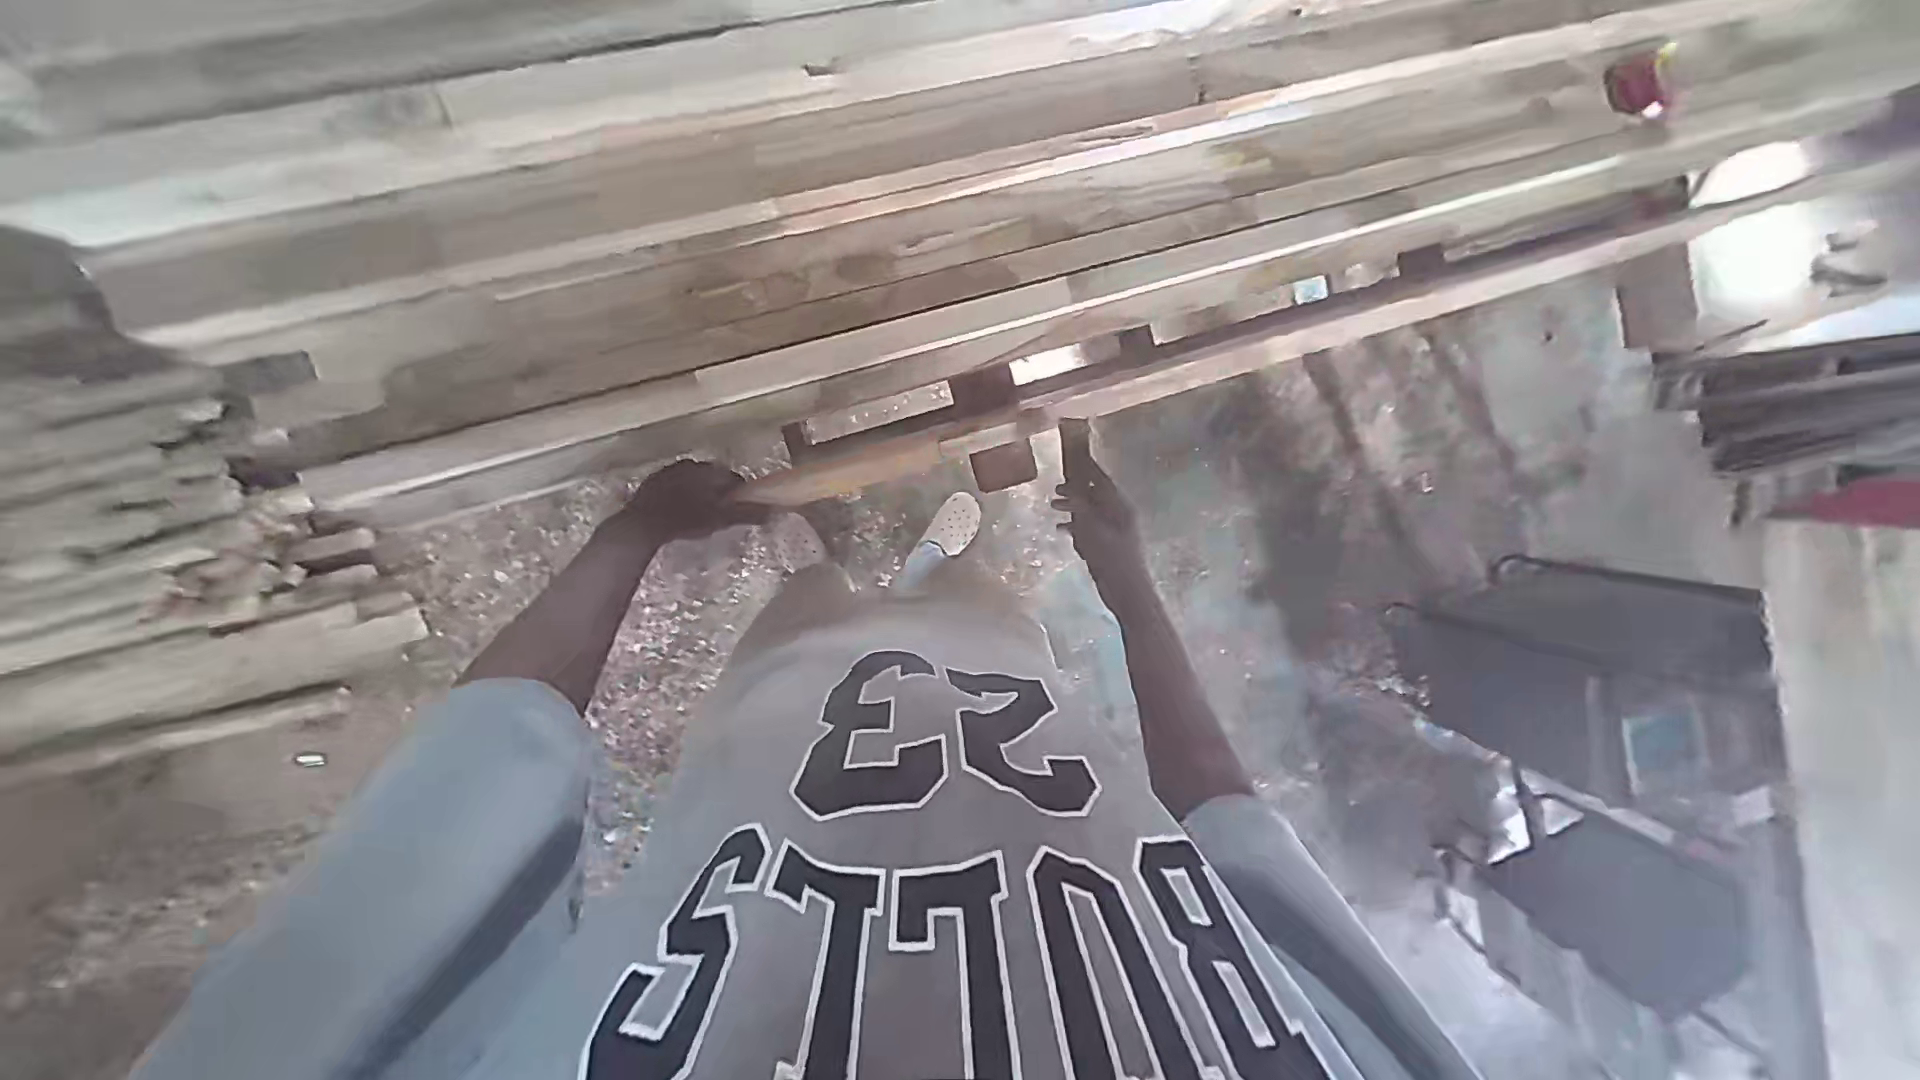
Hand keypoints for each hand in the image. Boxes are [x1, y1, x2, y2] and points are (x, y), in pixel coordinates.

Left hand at [606, 459, 767, 545]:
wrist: (642, 524)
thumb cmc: (687, 520)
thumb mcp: (721, 519)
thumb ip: (748, 513)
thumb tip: (773, 511)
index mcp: (709, 470)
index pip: (734, 478)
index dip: (739, 494)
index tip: (739, 508)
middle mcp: (690, 464)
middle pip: (712, 476)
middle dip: (718, 491)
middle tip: (721, 511)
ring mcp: (668, 471)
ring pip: (692, 479)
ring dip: (699, 491)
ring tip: (700, 512)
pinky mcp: (651, 481)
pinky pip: (673, 485)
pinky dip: (680, 494)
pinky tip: (679, 510)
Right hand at [1053, 420, 1147, 595]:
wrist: (1127, 591)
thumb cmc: (1111, 558)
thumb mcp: (1092, 530)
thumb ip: (1081, 508)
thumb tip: (1070, 488)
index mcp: (1120, 506)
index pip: (1101, 480)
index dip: (1088, 468)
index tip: (1075, 456)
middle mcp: (1119, 515)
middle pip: (1095, 495)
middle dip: (1076, 490)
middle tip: (1057, 487)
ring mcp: (1114, 530)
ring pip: (1090, 512)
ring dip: (1073, 508)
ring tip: (1053, 506)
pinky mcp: (1108, 545)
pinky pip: (1089, 529)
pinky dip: (1075, 526)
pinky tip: (1061, 529)